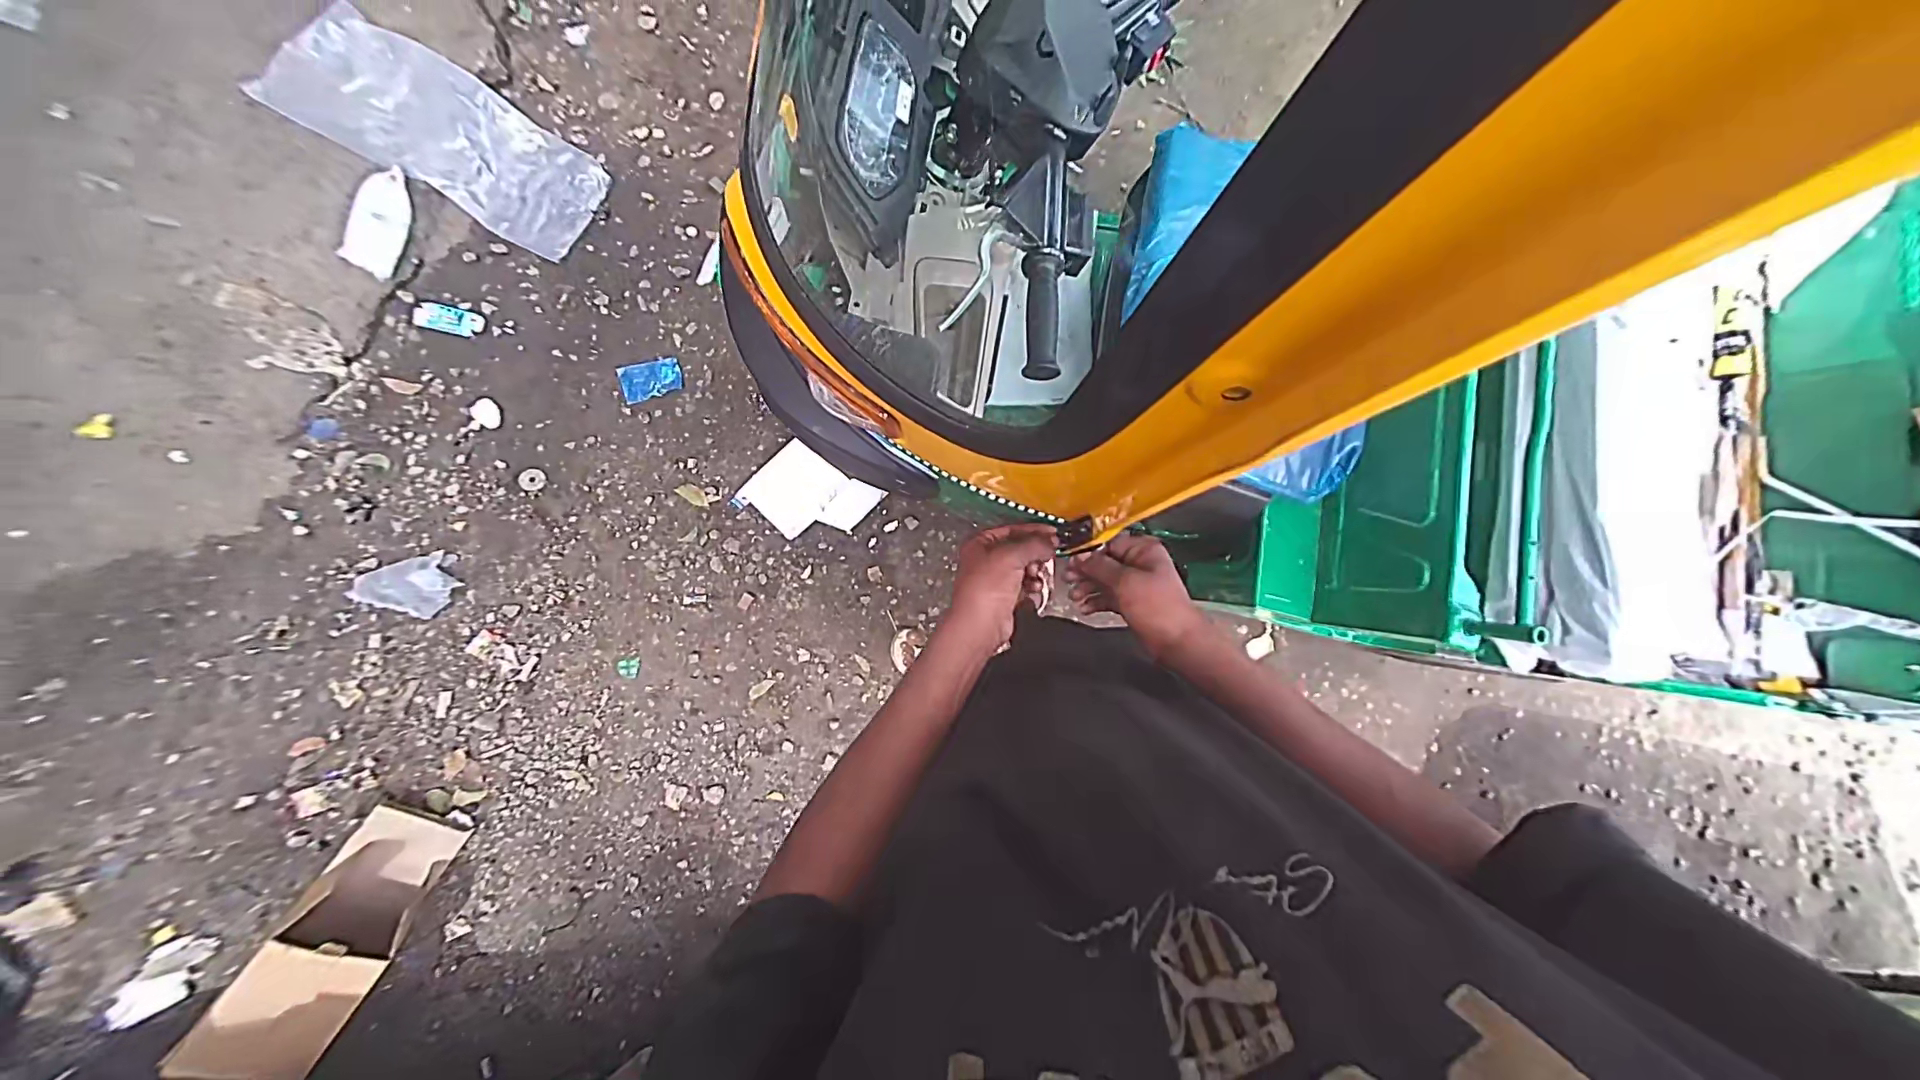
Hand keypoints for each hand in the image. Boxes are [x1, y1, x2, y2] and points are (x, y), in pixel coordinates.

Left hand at [944, 524, 1057, 654]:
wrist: (981, 625)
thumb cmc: (983, 591)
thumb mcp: (1012, 556)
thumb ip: (1034, 544)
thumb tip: (1049, 542)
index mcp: (980, 544)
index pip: (1011, 529)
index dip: (1033, 530)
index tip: (1051, 532)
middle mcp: (986, 561)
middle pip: (1020, 549)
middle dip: (1035, 553)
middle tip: (1047, 554)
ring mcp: (995, 580)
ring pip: (1024, 568)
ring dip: (1035, 571)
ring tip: (1036, 574)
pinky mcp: (1005, 597)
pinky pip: (1025, 585)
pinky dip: (1032, 585)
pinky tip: (1034, 587)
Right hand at [1066, 534, 1206, 661]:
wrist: (1176, 641)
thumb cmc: (1155, 606)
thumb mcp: (1125, 581)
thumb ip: (1100, 566)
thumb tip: (1079, 556)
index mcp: (1144, 550)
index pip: (1110, 543)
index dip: (1088, 551)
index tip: (1070, 559)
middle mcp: (1139, 564)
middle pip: (1104, 562)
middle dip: (1085, 572)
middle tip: (1067, 579)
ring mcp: (1135, 585)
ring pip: (1104, 581)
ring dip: (1088, 588)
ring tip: (1074, 597)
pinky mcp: (1131, 603)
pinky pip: (1108, 597)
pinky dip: (1096, 601)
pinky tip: (1085, 608)